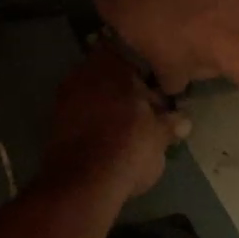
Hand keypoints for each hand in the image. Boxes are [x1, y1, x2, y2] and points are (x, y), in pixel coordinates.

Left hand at [41, 46, 186, 201]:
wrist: (84, 181)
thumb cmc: (129, 145)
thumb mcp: (159, 136)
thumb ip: (171, 123)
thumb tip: (184, 120)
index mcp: (112, 63)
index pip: (132, 56)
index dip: (147, 75)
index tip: (158, 92)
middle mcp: (85, 70)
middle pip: (111, 74)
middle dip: (126, 90)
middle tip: (145, 112)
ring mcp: (66, 94)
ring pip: (94, 93)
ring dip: (109, 105)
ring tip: (127, 128)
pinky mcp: (55, 119)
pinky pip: (81, 112)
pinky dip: (93, 120)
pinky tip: (106, 138)